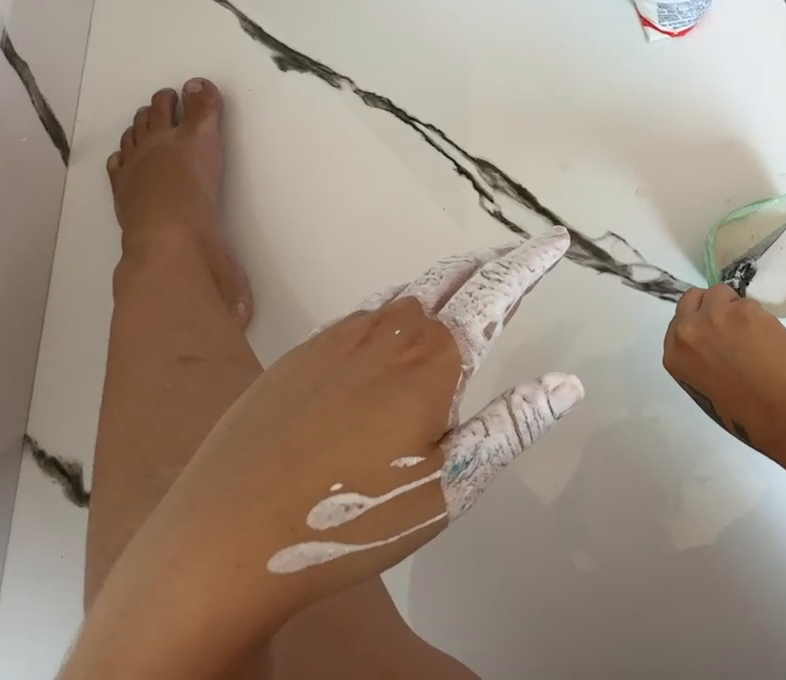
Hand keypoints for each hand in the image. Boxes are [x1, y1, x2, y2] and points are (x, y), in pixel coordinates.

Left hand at [87, 229, 584, 659]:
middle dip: (485, 269)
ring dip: (440, 288)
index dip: (529, 264)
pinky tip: (386, 341)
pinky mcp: (296, 359)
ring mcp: (335, 342)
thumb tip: (568, 382)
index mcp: (434, 361)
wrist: (217, 544)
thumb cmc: (350, 518)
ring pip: (403, 297)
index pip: (495, 293)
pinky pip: (361, 318)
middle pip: (449, 281)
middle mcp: (388, 335)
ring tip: (459, 297)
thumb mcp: (449, 485)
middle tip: (510, 268)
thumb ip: (512, 425)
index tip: (554, 240)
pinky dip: (392, 313)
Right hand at [663, 284, 785, 446]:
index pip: (680, 320)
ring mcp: (714, 316)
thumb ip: (698, 355)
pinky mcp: (743, 308)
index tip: (714, 330)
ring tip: (752, 332)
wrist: (776, 407)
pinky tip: (767, 337)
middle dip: (711, 306)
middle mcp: (688, 330)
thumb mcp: (703, 384)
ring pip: (722, 292)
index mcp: (674, 353)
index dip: (698, 321)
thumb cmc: (741, 409)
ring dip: (735, 307)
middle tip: (731, 324)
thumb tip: (713, 339)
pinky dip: (758, 316)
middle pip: (693, 298)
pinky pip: (749, 301)